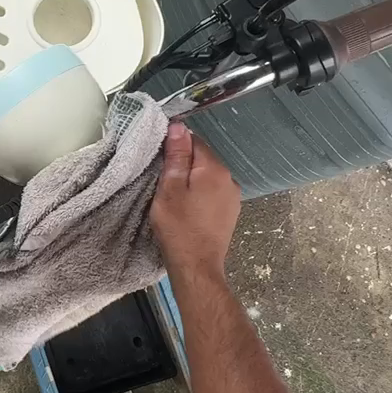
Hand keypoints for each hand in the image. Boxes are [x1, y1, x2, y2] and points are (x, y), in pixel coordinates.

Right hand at [150, 121, 240, 279]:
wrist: (196, 265)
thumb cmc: (178, 226)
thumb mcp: (169, 188)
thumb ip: (176, 156)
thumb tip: (178, 126)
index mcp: (214, 169)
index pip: (194, 141)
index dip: (175, 145)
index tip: (158, 159)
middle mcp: (229, 178)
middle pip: (202, 158)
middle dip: (183, 162)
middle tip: (162, 179)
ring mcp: (233, 196)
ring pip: (207, 175)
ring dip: (191, 178)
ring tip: (173, 194)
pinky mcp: (230, 211)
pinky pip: (213, 191)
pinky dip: (199, 192)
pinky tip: (187, 205)